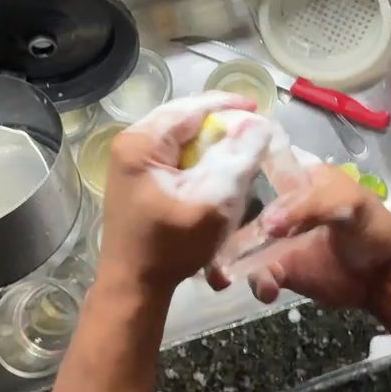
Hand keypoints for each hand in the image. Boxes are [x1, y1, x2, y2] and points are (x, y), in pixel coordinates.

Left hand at [99, 92, 267, 297]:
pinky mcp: (137, 176)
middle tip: (254, 129)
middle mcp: (131, 143)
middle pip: (184, 118)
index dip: (228, 105)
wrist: (134, 286)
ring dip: (211, 139)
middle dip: (220, 121)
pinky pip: (174, 152)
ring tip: (241, 144)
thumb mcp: (212, 202)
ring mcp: (131, 160)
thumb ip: (237, 158)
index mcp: (142, 142)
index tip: (259, 109)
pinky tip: (218, 164)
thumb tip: (258, 123)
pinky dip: (199, 155)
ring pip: (180, 135)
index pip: (191, 107)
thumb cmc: (170, 246)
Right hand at [221, 164, 390, 307]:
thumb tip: (267, 224)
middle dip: (216, 224)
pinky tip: (269, 289)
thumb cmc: (372, 227)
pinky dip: (257, 283)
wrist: (387, 275)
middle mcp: (279, 204)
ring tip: (223, 276)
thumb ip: (311, 205)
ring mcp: (275, 239)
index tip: (207, 184)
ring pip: (239, 245)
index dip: (229, 169)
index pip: (255, 163)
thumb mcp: (349, 203)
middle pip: (237, 207)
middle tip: (205, 241)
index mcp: (296, 176)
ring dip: (226, 259)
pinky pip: (257, 275)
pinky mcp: (280, 269)